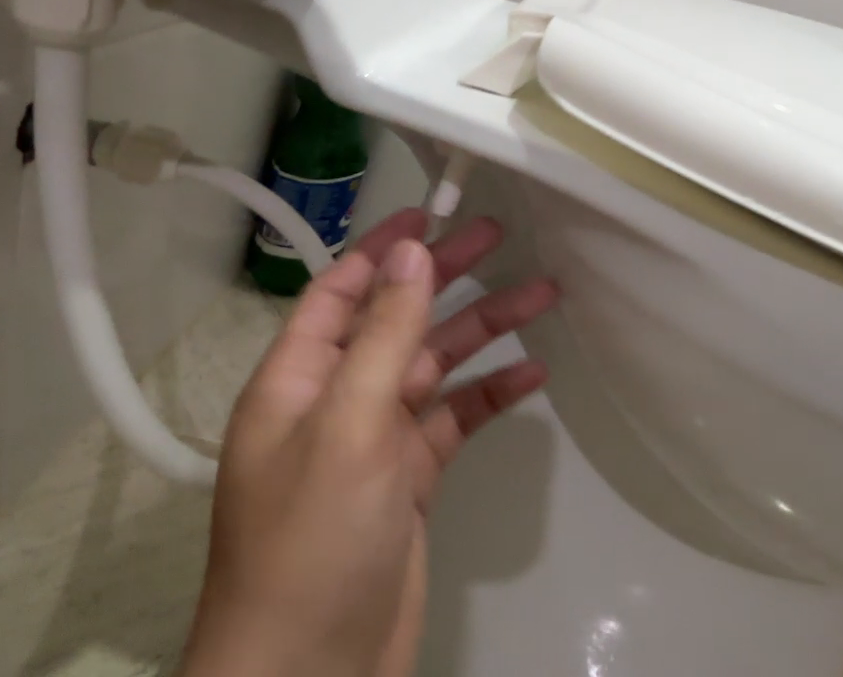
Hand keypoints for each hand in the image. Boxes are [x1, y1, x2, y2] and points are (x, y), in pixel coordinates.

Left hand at [180, 210, 557, 676]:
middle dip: (447, 277)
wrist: (313, 670)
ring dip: (486, 331)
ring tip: (543, 295)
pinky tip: (534, 378)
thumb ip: (384, 337)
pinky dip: (492, 395)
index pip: (342, 291)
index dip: (385, 248)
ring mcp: (377, 441)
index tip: (433, 212)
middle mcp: (337, 400)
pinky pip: (456, 419)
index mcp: (300, 380)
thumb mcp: (348, 426)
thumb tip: (410, 253)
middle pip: (400, 320)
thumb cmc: (313, 539)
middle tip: (502, 238)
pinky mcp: (411, 478)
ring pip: (438, 367)